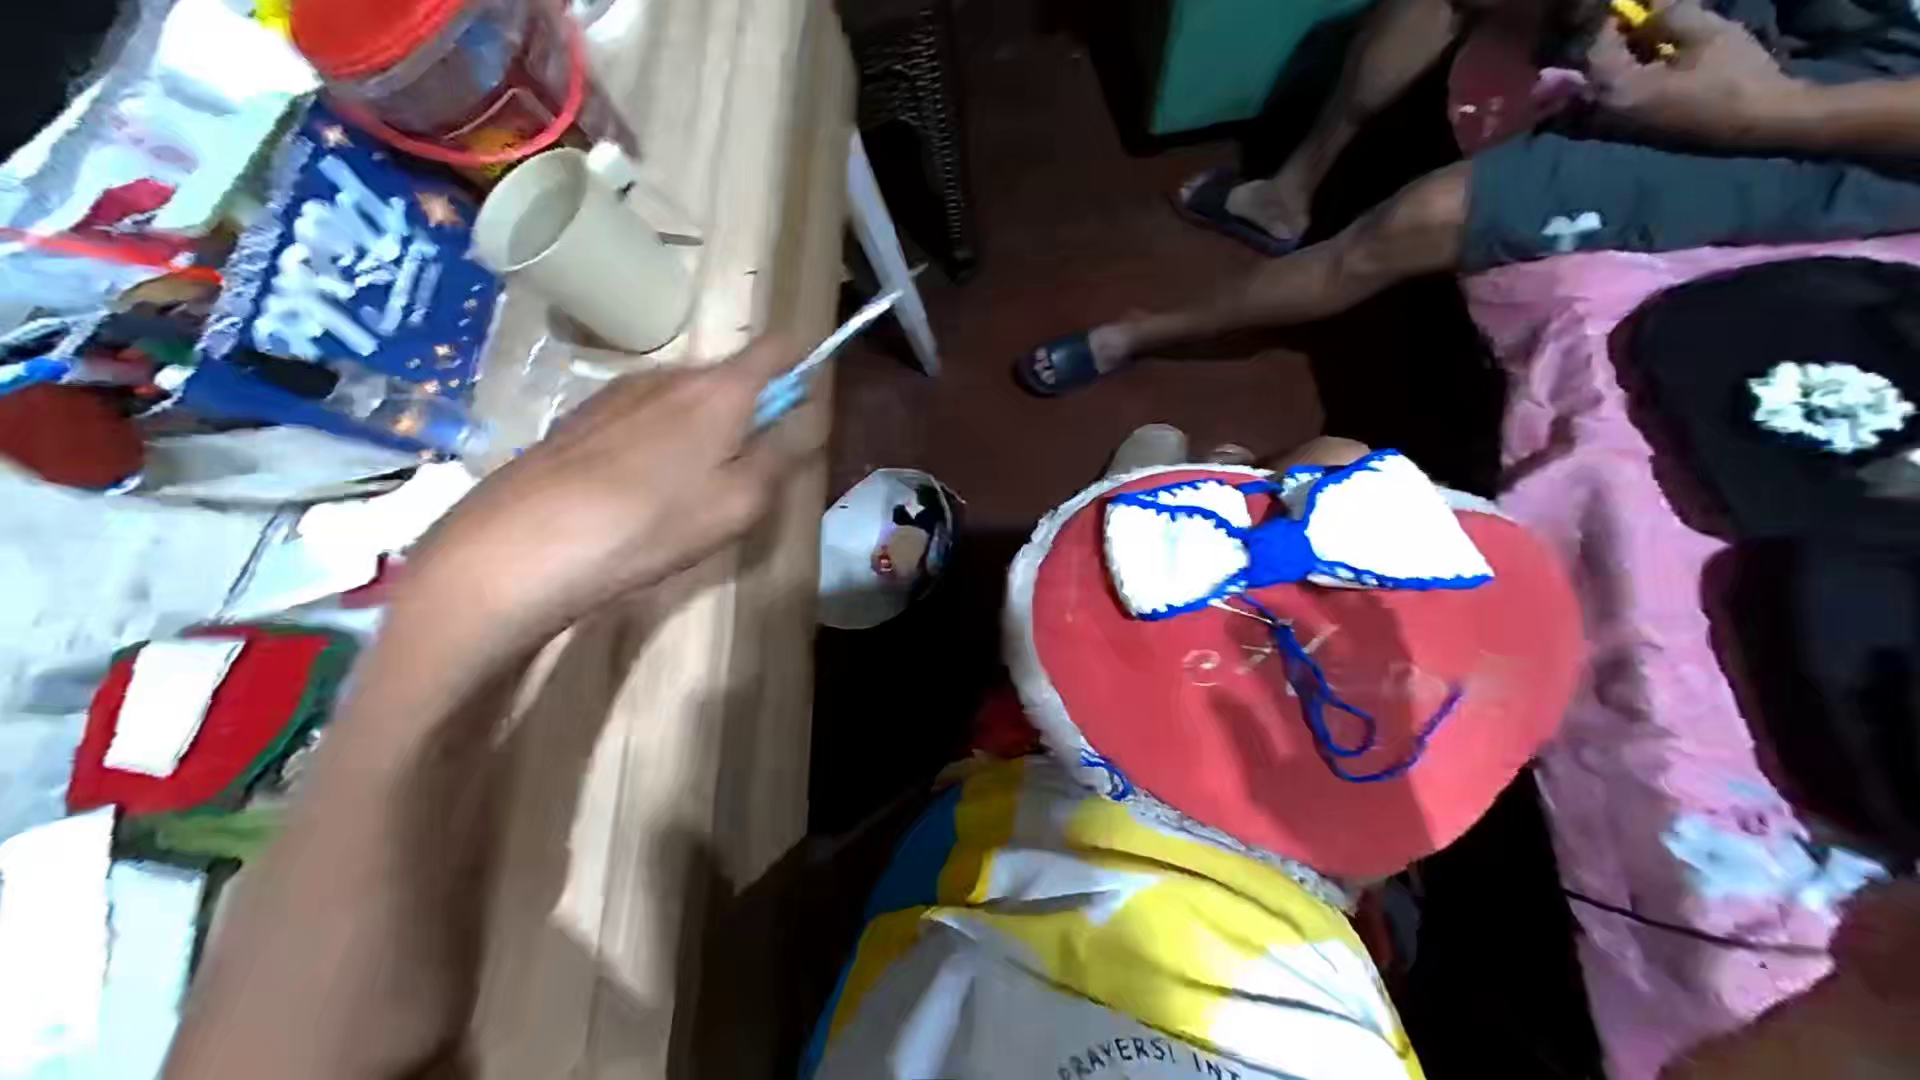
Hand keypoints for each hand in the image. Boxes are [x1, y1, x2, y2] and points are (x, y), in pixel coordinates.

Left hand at [402, 338, 817, 652]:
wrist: (524, 543)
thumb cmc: (653, 523)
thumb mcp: (741, 503)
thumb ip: (781, 456)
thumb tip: (801, 420)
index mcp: (719, 390)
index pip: (776, 348)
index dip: (802, 360)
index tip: (808, 394)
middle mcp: (670, 375)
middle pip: (730, 377)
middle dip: (751, 412)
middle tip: (749, 470)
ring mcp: (619, 392)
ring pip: (686, 399)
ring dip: (705, 429)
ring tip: (691, 489)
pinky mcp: (582, 417)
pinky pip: (645, 417)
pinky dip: (663, 441)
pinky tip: (641, 491)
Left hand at [1587, 1, 1804, 146]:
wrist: (1750, 125)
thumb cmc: (1733, 76)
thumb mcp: (1709, 35)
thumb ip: (1673, 16)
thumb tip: (1651, 0)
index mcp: (1614, 90)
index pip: (1595, 51)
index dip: (1608, 24)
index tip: (1627, 6)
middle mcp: (1597, 114)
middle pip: (1583, 76)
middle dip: (1602, 48)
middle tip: (1631, 27)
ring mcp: (1604, 129)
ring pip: (1583, 98)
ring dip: (1601, 70)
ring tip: (1636, 47)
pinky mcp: (1617, 136)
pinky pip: (1593, 112)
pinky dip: (1604, 89)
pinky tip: (1638, 70)